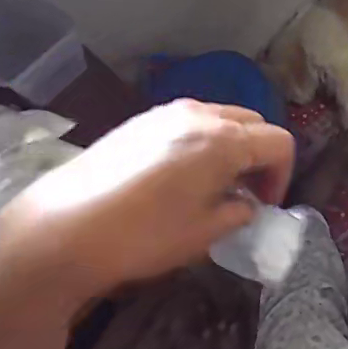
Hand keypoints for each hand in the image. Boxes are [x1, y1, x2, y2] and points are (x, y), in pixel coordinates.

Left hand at [0, 100, 294, 302]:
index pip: (278, 142)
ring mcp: (165, 113)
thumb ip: (238, 212)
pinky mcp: (139, 121)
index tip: (266, 205)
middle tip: (247, 193)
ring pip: (219, 118)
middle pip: (252, 123)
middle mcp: (199, 114)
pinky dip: (201, 141)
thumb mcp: (204, 233)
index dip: (282, 175)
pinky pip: (187, 122)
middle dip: (260, 155)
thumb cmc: (144, 235)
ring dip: (230, 146)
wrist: (65, 227)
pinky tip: (180, 176)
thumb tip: (245, 203)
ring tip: (214, 184)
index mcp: (223, 139)